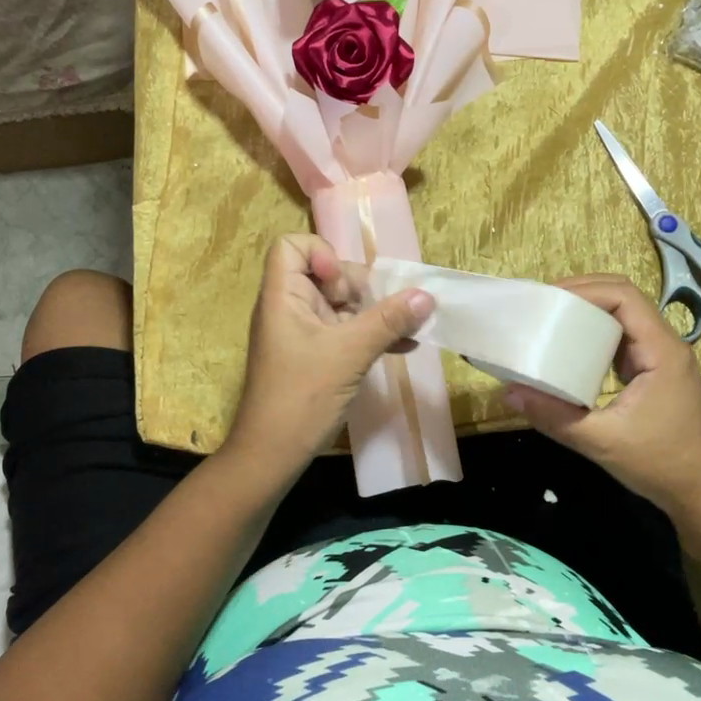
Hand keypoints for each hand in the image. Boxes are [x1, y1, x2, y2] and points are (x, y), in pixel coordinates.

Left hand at [227, 235, 434, 469]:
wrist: (272, 454)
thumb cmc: (302, 396)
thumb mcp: (349, 354)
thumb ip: (388, 321)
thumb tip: (427, 295)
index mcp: (282, 297)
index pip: (291, 246)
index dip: (320, 252)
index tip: (341, 284)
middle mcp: (288, 308)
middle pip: (325, 273)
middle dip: (359, 287)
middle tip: (382, 311)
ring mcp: (301, 333)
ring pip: (340, 304)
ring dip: (373, 312)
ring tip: (404, 328)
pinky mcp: (314, 356)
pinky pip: (344, 331)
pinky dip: (370, 334)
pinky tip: (404, 346)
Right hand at [502, 274, 700, 507]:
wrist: (700, 493)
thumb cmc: (659, 463)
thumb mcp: (601, 441)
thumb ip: (554, 417)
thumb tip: (510, 393)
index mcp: (661, 351)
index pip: (625, 297)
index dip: (586, 289)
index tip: (549, 299)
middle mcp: (666, 345)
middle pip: (625, 298)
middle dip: (584, 293)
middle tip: (544, 304)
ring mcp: (662, 358)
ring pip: (625, 316)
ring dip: (590, 310)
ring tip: (552, 319)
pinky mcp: (655, 373)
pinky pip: (624, 338)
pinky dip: (597, 333)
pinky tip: (572, 348)